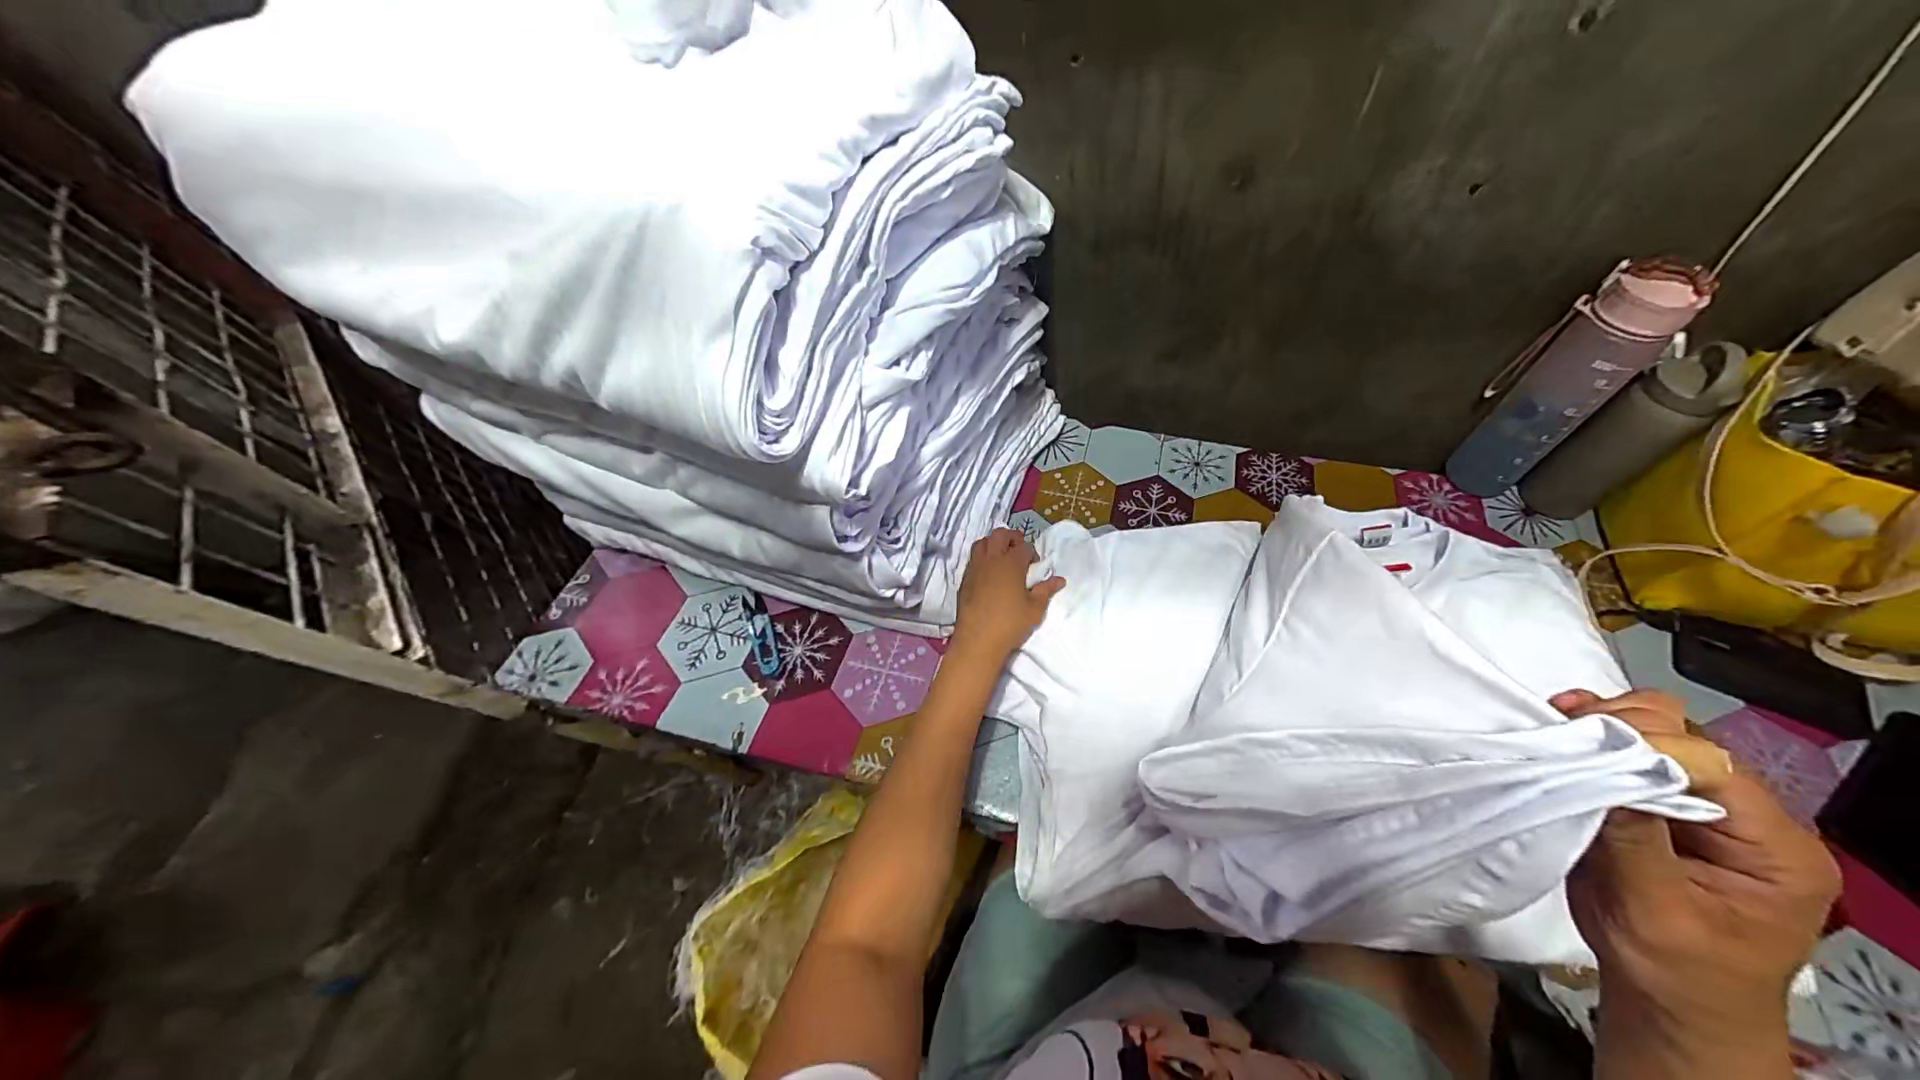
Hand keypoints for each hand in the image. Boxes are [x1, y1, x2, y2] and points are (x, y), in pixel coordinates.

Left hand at [950, 527, 1063, 659]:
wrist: (978, 640)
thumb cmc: (1010, 623)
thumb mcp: (1035, 609)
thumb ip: (1046, 590)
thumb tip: (1060, 579)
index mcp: (1011, 563)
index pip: (1024, 546)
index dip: (1032, 553)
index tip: (1034, 566)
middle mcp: (991, 559)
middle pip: (1000, 535)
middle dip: (1012, 538)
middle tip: (1019, 552)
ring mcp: (975, 567)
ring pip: (983, 542)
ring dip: (994, 544)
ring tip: (1002, 558)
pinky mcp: (965, 579)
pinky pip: (973, 558)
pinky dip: (982, 557)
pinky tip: (989, 573)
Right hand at [1553, 689, 1839, 1076]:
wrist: (1670, 1003)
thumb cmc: (1674, 969)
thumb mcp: (1654, 910)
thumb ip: (1634, 841)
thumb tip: (1603, 771)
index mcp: (1776, 850)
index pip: (1715, 770)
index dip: (1649, 745)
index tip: (1583, 733)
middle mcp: (1751, 820)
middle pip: (1693, 743)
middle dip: (1627, 725)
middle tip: (1565, 719)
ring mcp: (1707, 812)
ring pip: (1664, 741)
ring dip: (1609, 727)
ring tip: (1560, 718)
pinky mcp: (1665, 809)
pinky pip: (1637, 760)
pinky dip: (1600, 741)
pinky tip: (1568, 730)